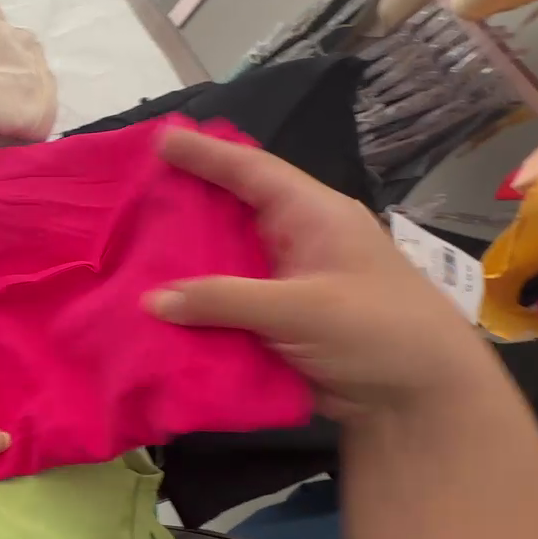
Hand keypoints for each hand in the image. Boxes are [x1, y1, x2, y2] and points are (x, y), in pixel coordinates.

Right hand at [145, 128, 494, 422]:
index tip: (159, 138)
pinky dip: (180, 297)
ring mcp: (277, 280)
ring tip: (122, 243)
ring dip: (173, 253)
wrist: (415, 400)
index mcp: (313, 218)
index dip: (207, 153)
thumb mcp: (304, 311)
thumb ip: (224, 300)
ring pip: (214, 256)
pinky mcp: (264, 316)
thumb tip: (150, 299)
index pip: (253, 172)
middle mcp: (291, 240)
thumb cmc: (380, 334)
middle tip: (127, 191)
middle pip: (226, 209)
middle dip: (179, 198)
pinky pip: (211, 298)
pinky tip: (142, 298)